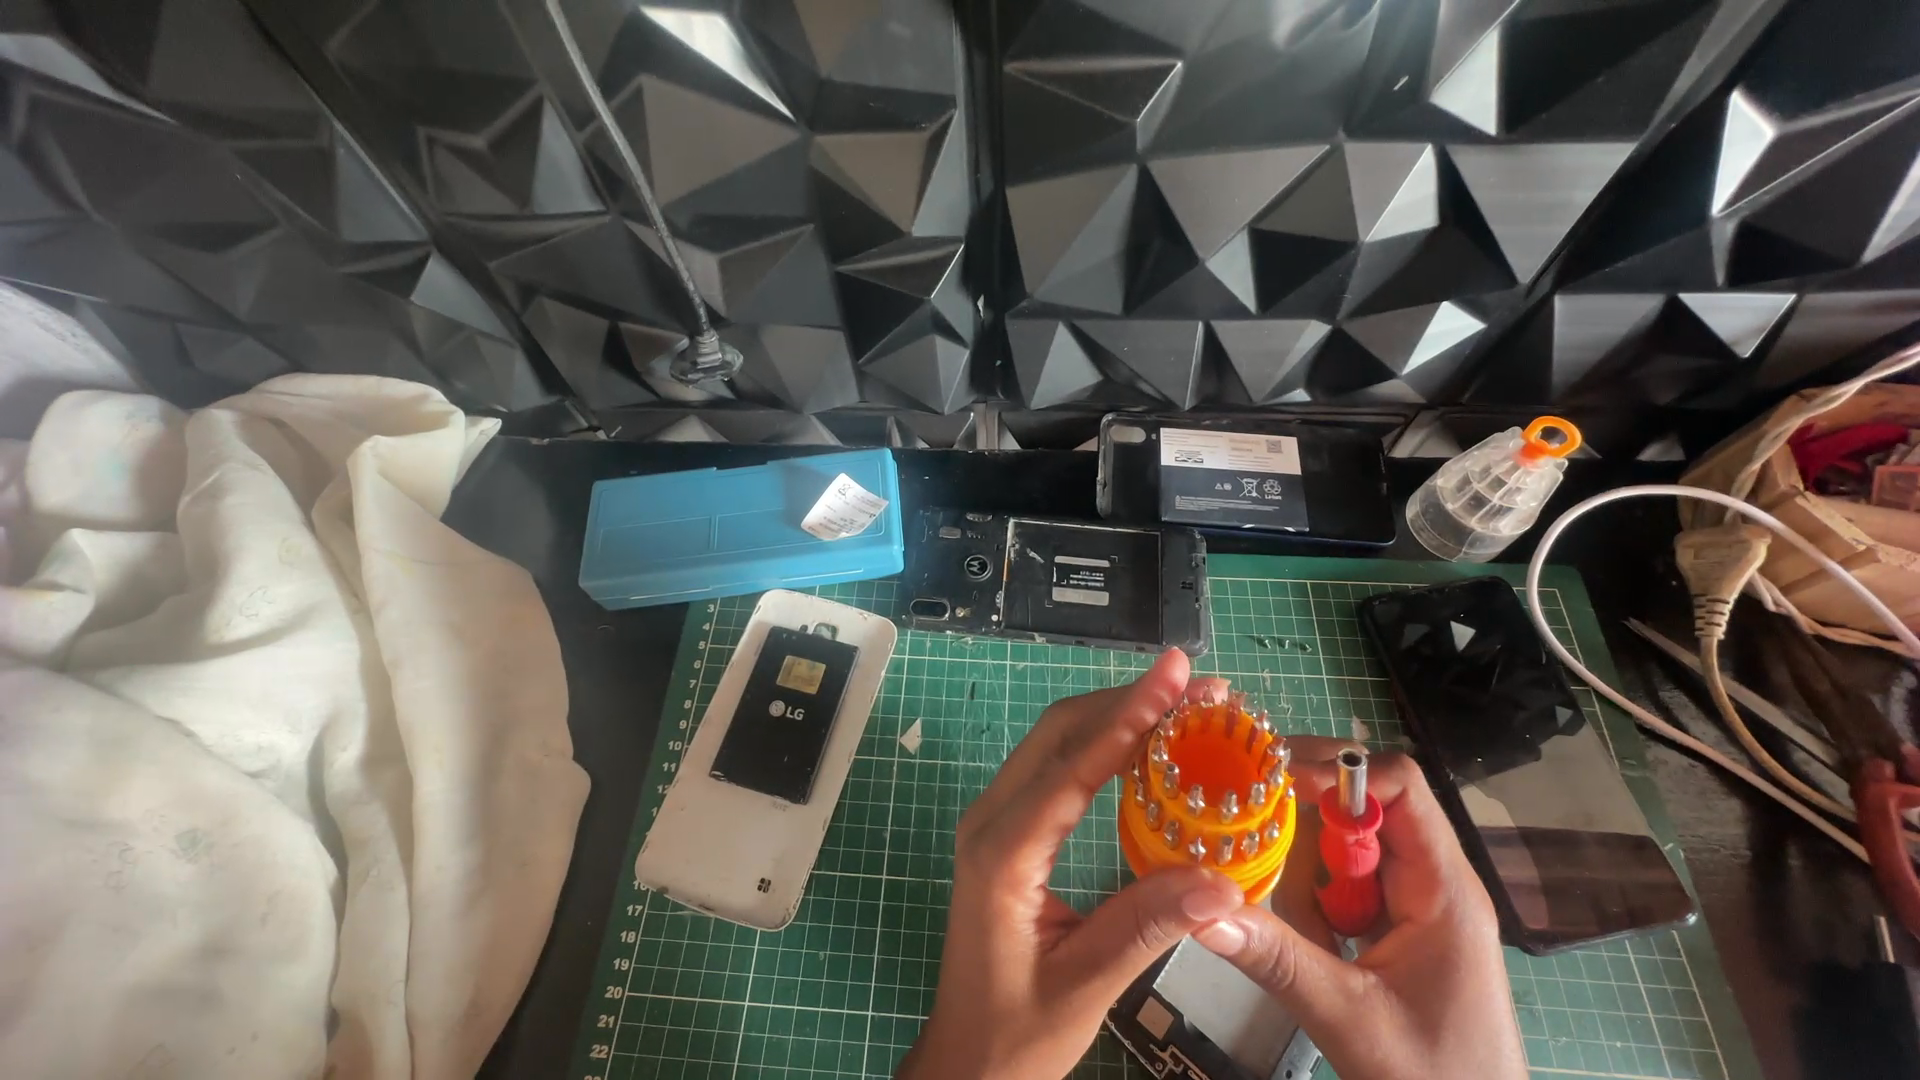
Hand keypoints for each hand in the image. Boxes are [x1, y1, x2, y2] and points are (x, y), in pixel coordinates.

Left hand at [897, 650, 1245, 1079]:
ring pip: (1056, 741)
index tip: (1174, 676)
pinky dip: (1102, 744)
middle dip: (1127, 700)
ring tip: (1181, 701)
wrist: (965, 1059)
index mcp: (1003, 850)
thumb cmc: (1017, 1032)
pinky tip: (1144, 743)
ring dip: (1116, 714)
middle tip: (1194, 683)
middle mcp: (992, 818)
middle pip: (1059, 731)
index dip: (1128, 716)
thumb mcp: (1086, 985)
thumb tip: (1226, 883)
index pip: (1073, 765)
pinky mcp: (1010, 829)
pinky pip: (1057, 767)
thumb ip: (1148, 926)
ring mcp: (996, 819)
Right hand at [1195, 747, 1526, 1079]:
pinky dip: (1313, 901)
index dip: (1336, 771)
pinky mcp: (1393, 924)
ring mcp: (1411, 901)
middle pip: (1360, 807)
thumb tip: (1201, 910)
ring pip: (1342, 846)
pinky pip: (1341, 885)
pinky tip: (1316, 945)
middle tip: (1248, 832)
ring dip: (1307, 873)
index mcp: (1442, 887)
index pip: (1398, 785)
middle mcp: (1429, 879)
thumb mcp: (1350, 1021)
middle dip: (1304, 820)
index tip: (1274, 785)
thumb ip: (1277, 960)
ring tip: (1306, 929)